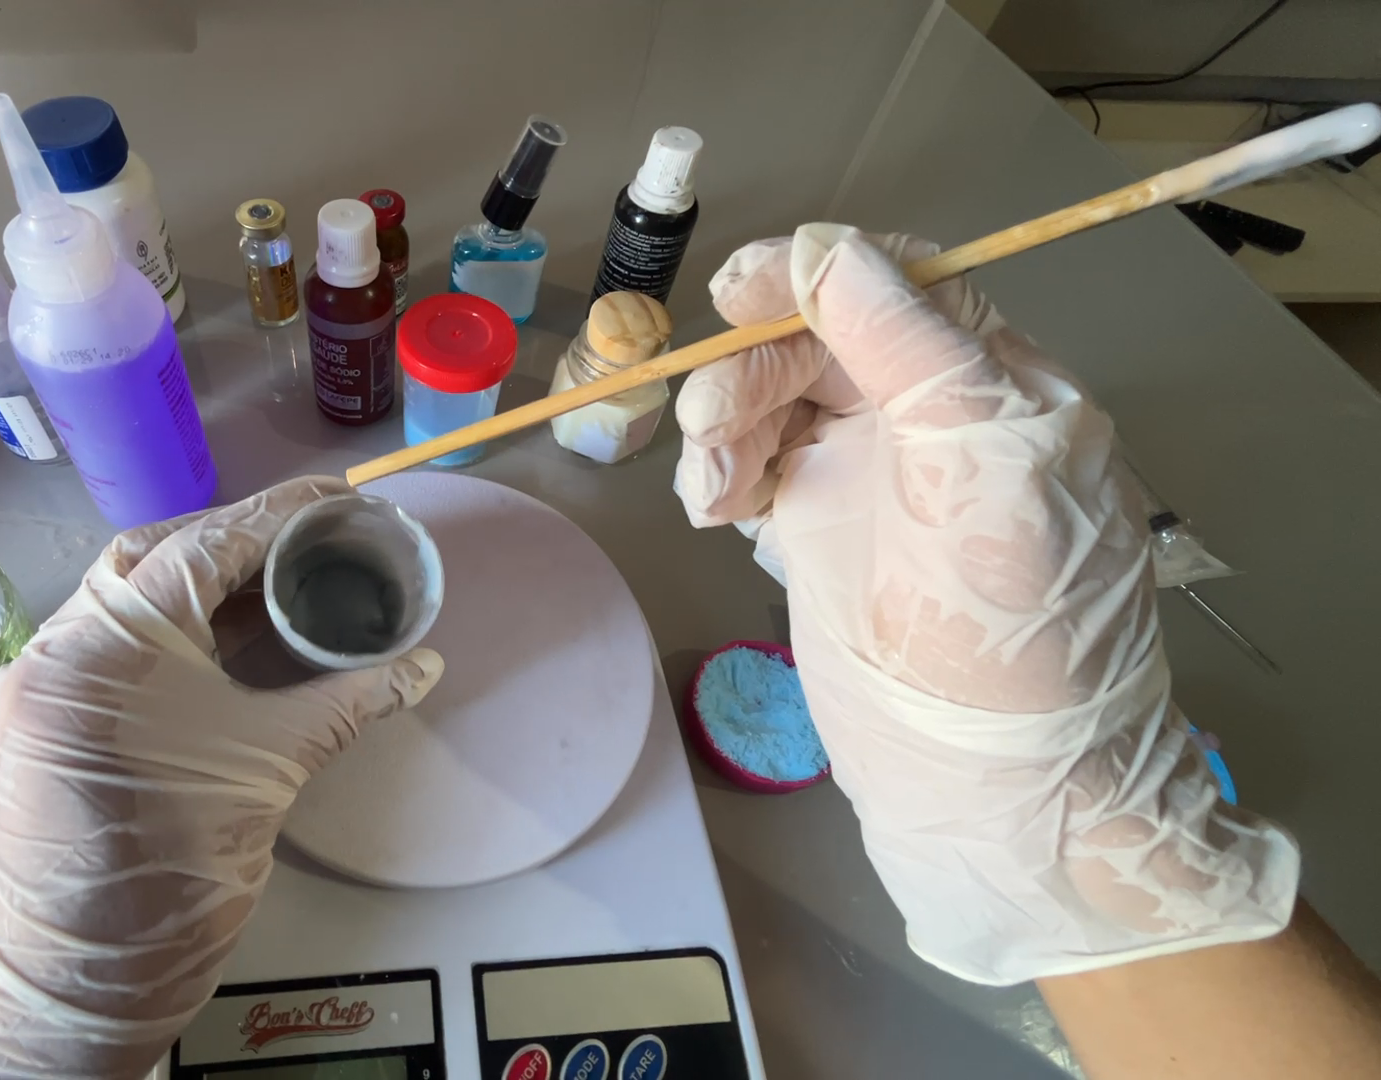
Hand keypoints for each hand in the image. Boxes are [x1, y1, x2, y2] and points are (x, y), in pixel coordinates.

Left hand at [0, 477, 443, 1078]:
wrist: (63, 999)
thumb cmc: (171, 881)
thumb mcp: (269, 772)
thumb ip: (348, 702)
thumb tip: (423, 664)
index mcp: (107, 650)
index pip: (200, 547)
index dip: (273, 512)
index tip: (331, 494)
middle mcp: (53, 650)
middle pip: (151, 558)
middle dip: (230, 536)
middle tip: (299, 536)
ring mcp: (31, 685)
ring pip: (122, 599)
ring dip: (196, 581)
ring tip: (266, 575)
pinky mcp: (30, 720)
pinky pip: (105, 643)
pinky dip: (167, 627)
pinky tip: (217, 634)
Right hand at [675, 225, 1297, 984]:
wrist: (976, 776)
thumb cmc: (1008, 632)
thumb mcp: (983, 473)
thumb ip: (915, 352)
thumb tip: (832, 253)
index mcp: (988, 389)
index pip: (894, 290)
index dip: (811, 276)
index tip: (734, 291)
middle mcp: (918, 419)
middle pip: (809, 348)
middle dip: (747, 378)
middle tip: (709, 435)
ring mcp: (856, 473)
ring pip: (764, 404)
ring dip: (719, 434)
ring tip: (710, 497)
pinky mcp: (808, 520)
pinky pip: (745, 463)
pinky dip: (717, 476)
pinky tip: (712, 514)